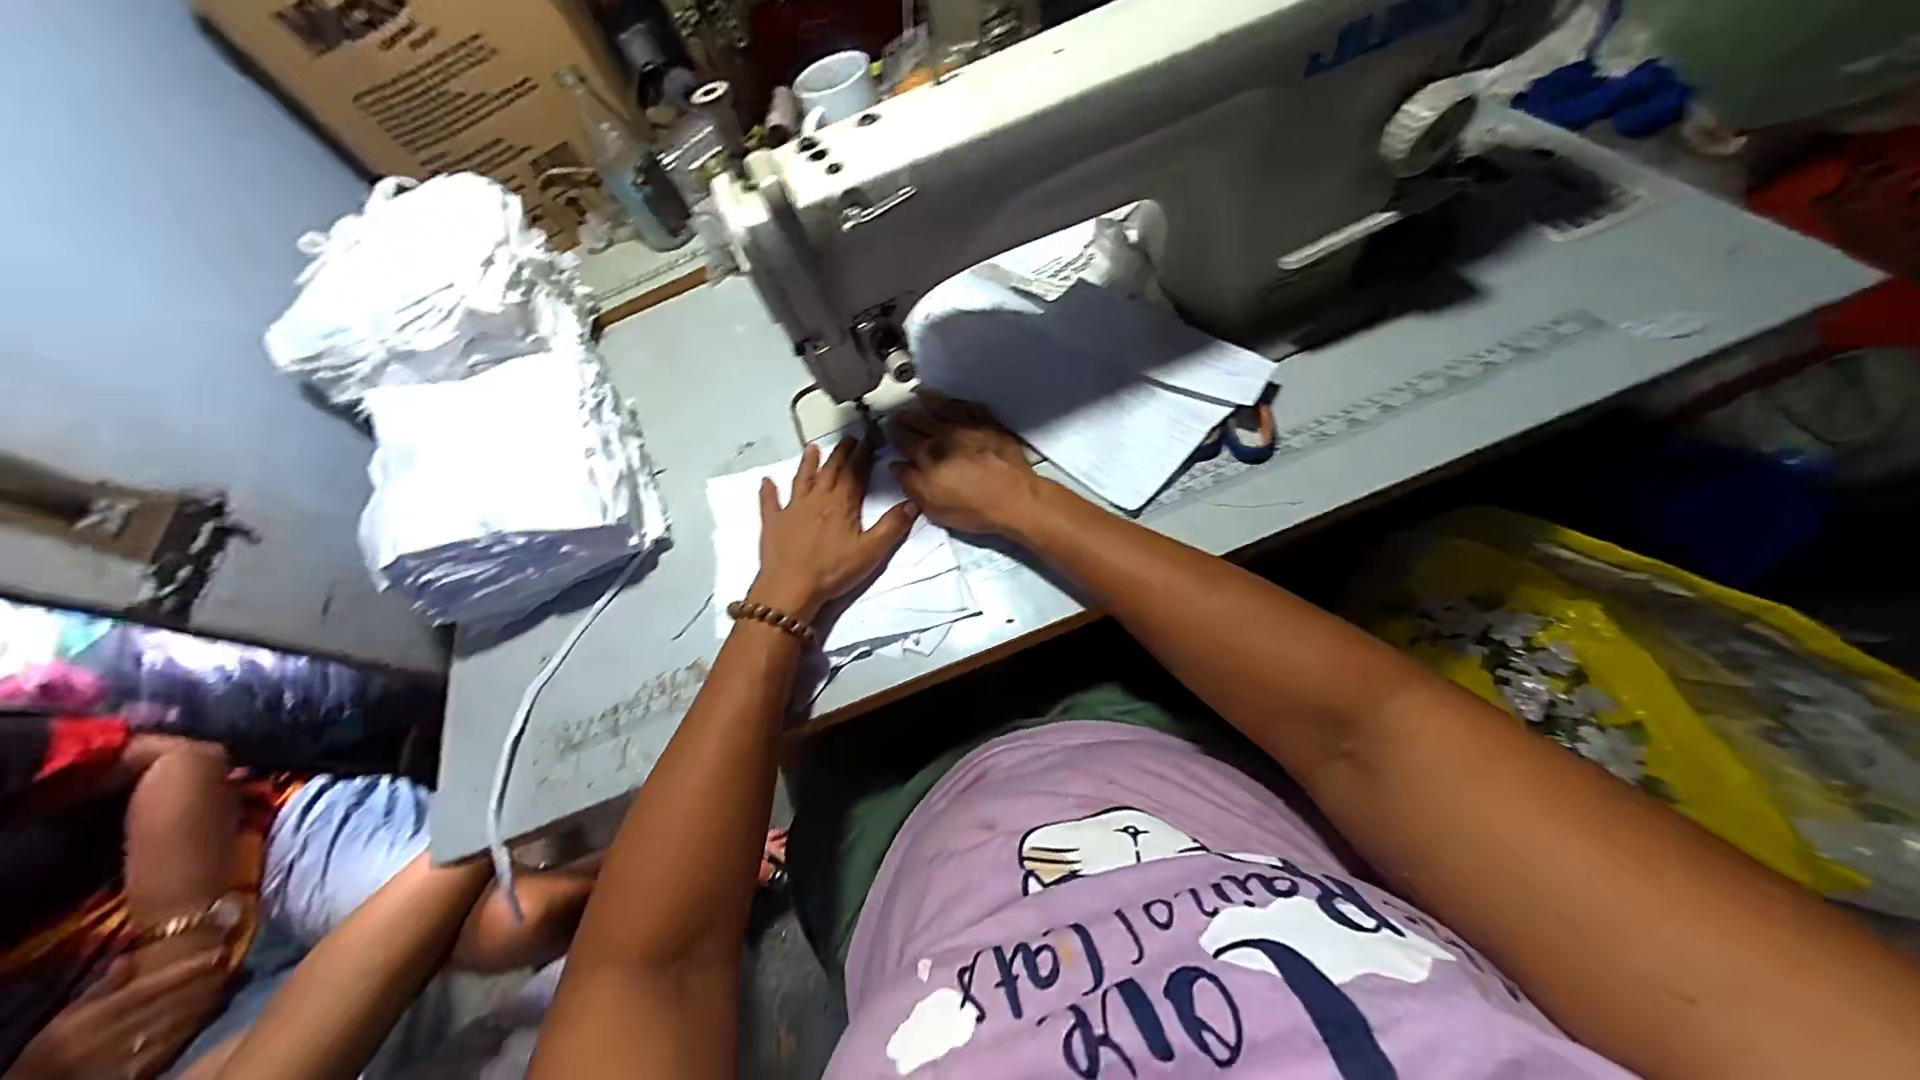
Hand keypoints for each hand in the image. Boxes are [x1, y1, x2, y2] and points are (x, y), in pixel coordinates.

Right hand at [7, 951, 226, 1079]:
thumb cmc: (51, 1050)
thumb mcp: (66, 1018)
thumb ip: (101, 988)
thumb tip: (131, 957)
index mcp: (95, 1017)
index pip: (152, 987)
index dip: (190, 968)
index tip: (221, 951)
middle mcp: (111, 1036)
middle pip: (173, 1002)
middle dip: (209, 981)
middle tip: (234, 963)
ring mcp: (124, 1056)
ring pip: (180, 1021)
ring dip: (209, 1000)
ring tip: (231, 981)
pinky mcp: (134, 1073)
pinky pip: (174, 1044)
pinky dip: (196, 1025)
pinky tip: (212, 1010)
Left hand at [749, 437, 918, 621]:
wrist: (790, 587)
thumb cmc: (832, 570)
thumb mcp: (871, 551)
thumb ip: (892, 526)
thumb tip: (911, 502)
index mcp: (841, 504)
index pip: (855, 474)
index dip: (862, 456)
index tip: (868, 440)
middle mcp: (816, 499)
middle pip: (831, 471)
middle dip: (841, 454)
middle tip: (847, 439)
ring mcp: (792, 509)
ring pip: (802, 479)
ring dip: (808, 463)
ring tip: (812, 448)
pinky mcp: (773, 523)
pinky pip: (769, 502)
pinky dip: (768, 491)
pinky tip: (766, 481)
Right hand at [889, 396, 1051, 534]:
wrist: (1016, 499)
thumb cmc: (974, 509)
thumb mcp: (934, 508)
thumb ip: (912, 485)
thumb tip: (896, 466)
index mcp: (928, 457)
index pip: (905, 441)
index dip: (894, 434)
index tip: (887, 428)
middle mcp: (945, 436)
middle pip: (920, 422)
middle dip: (907, 416)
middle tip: (899, 412)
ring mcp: (968, 427)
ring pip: (942, 408)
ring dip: (928, 400)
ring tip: (919, 394)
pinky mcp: (989, 425)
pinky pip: (969, 407)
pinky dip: (957, 401)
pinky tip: (953, 399)